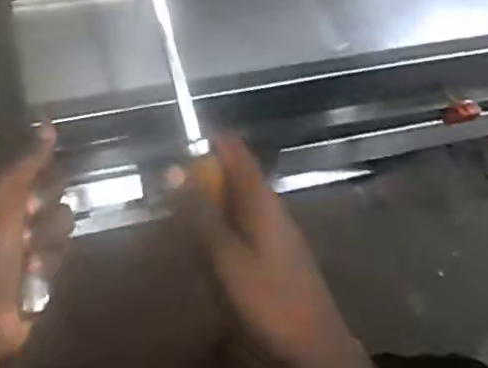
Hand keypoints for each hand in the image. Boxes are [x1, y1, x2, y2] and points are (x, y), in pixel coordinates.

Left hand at [0, 126, 72, 367]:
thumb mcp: (6, 193)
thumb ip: (29, 159)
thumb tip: (47, 122)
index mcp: (1, 185)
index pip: (31, 157)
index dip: (42, 159)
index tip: (48, 163)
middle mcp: (15, 206)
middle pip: (54, 187)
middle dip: (47, 204)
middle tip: (31, 215)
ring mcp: (28, 237)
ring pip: (61, 220)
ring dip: (47, 238)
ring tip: (29, 254)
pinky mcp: (41, 266)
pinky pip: (61, 251)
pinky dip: (48, 262)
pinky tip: (33, 272)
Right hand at [169, 137, 368, 367]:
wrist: (317, 348)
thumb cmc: (270, 297)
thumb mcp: (226, 256)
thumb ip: (200, 213)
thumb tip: (173, 169)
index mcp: (259, 195)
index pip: (234, 148)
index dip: (208, 139)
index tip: (179, 143)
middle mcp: (269, 202)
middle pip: (234, 172)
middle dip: (203, 174)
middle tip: (170, 186)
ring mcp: (276, 226)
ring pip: (237, 198)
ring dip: (210, 201)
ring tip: (182, 214)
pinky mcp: (276, 249)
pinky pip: (243, 220)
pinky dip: (222, 223)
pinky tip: (208, 244)